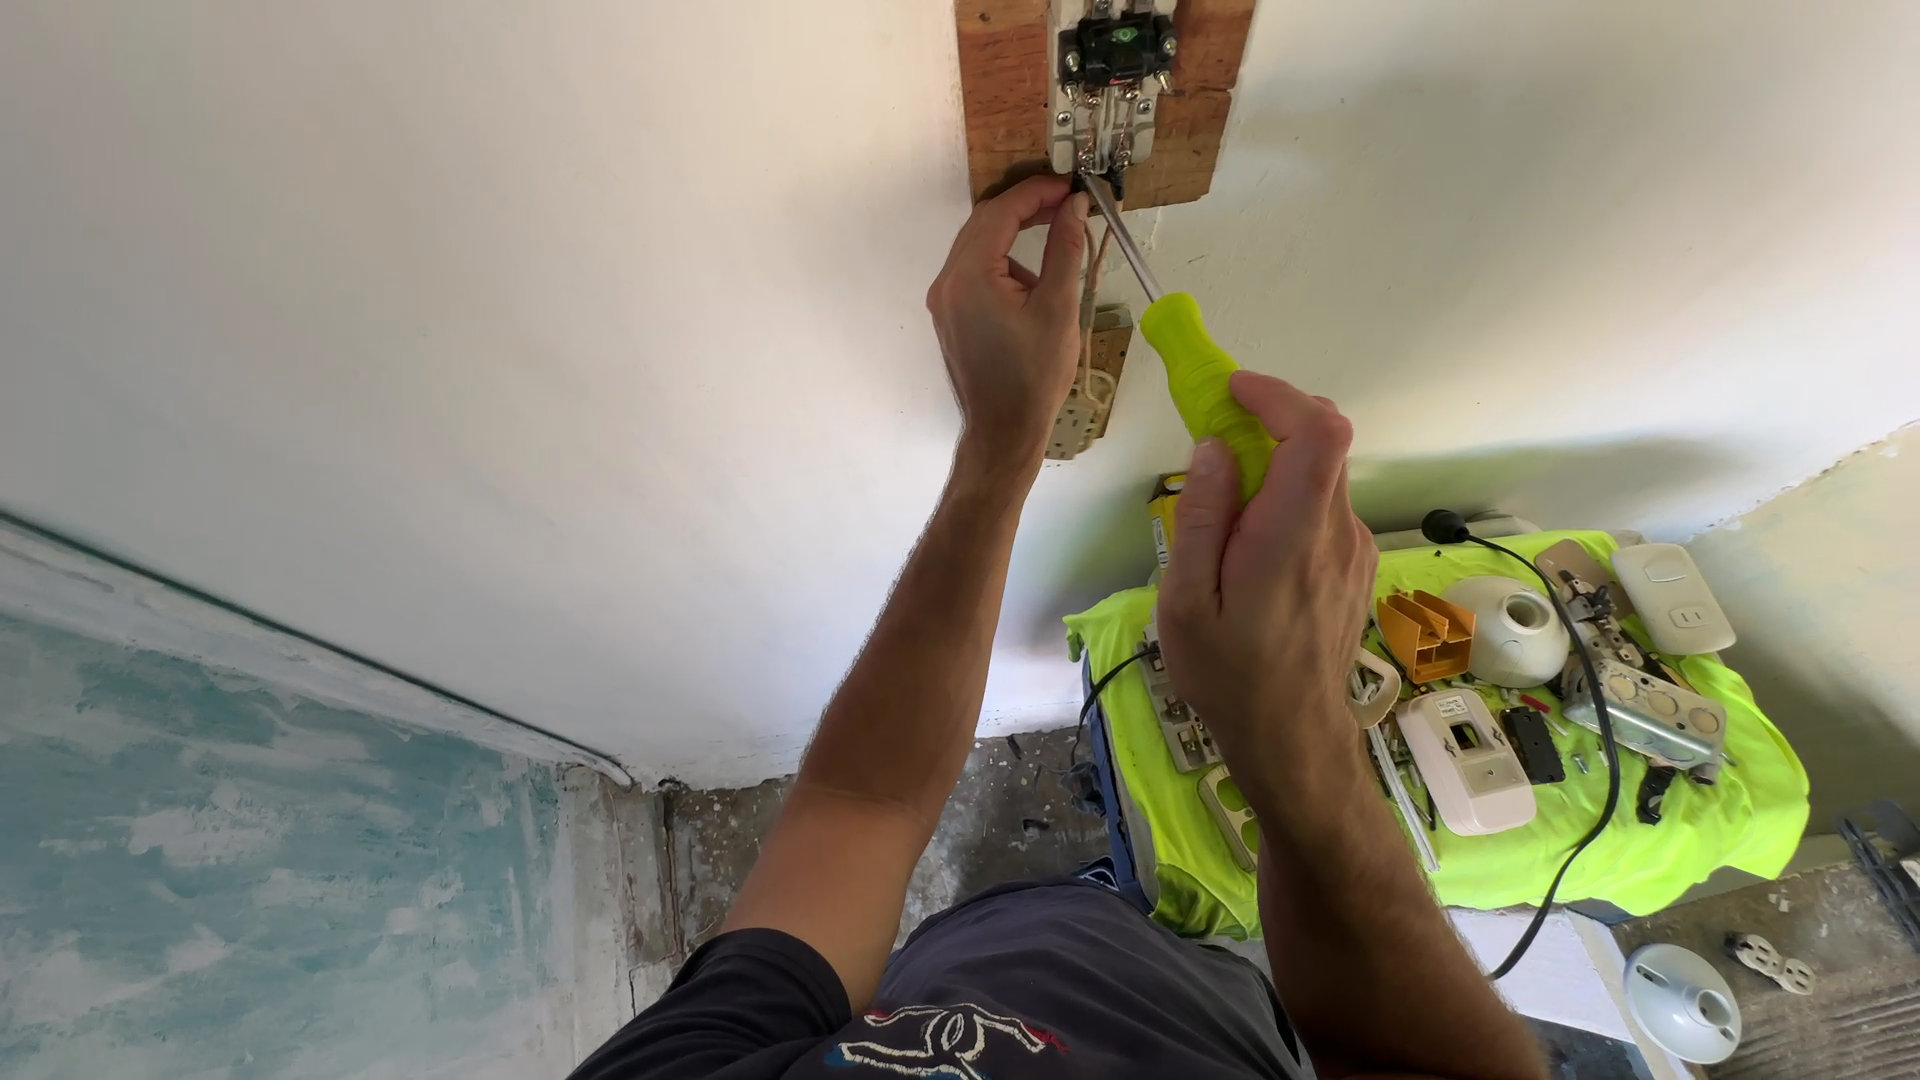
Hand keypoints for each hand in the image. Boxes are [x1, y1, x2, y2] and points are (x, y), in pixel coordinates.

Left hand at [925, 175, 1087, 466]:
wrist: (1003, 430)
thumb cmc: (1032, 377)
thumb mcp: (1058, 309)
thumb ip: (1065, 249)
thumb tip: (1073, 207)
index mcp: (969, 277)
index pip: (1000, 212)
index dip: (1036, 192)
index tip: (1069, 186)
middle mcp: (946, 284)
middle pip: (983, 224)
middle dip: (1024, 209)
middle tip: (1064, 204)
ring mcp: (943, 302)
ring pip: (977, 248)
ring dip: (1013, 237)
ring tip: (1055, 242)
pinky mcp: (950, 318)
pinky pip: (973, 274)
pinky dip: (1002, 265)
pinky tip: (1032, 286)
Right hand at [1155, 372, 1377, 790]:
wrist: (1292, 738)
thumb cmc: (1226, 673)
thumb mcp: (1185, 601)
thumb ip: (1201, 518)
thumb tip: (1215, 448)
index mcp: (1290, 537)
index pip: (1316, 432)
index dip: (1278, 395)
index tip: (1229, 390)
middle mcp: (1336, 533)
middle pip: (1325, 442)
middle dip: (1271, 419)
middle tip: (1216, 437)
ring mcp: (1354, 550)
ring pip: (1324, 475)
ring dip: (1276, 461)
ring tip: (1225, 504)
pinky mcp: (1355, 566)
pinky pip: (1325, 507)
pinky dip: (1289, 495)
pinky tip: (1252, 542)